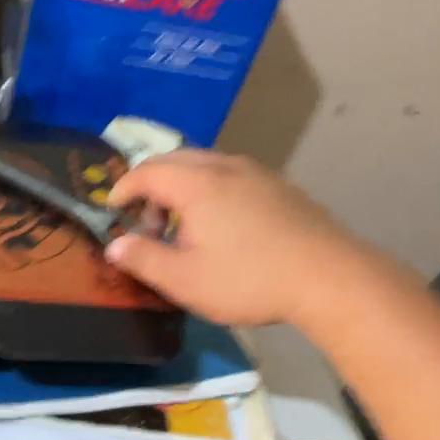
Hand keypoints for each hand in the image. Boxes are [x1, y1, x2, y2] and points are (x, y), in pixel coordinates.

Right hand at [105, 150, 374, 327]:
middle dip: (150, 184)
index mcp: (197, 185)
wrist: (327, 278)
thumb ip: (143, 259)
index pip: (146, 172)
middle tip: (144, 222)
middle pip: (175, 159)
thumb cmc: (247, 280)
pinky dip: (209, 190)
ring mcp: (257, 173)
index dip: (122, 189)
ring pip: (205, 165)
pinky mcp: (279, 187)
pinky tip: (217, 226)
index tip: (112, 211)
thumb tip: (114, 246)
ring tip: (180, 227)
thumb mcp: (183, 280)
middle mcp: (226, 167)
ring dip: (181, 187)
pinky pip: (230, 175)